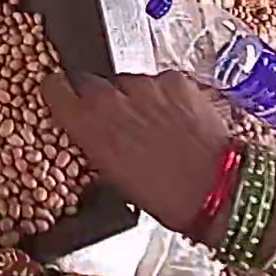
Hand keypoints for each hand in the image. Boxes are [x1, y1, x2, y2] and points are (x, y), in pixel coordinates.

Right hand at [42, 71, 233, 236]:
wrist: (218, 189)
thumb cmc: (165, 196)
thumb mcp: (114, 177)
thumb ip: (97, 143)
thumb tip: (94, 130)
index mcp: (89, 126)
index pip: (56, 87)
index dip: (59, 90)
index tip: (62, 92)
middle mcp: (112, 99)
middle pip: (92, 83)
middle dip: (100, 98)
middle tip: (118, 120)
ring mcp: (145, 85)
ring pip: (128, 82)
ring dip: (136, 98)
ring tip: (155, 126)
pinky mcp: (175, 79)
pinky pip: (159, 82)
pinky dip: (164, 95)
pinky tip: (177, 119)